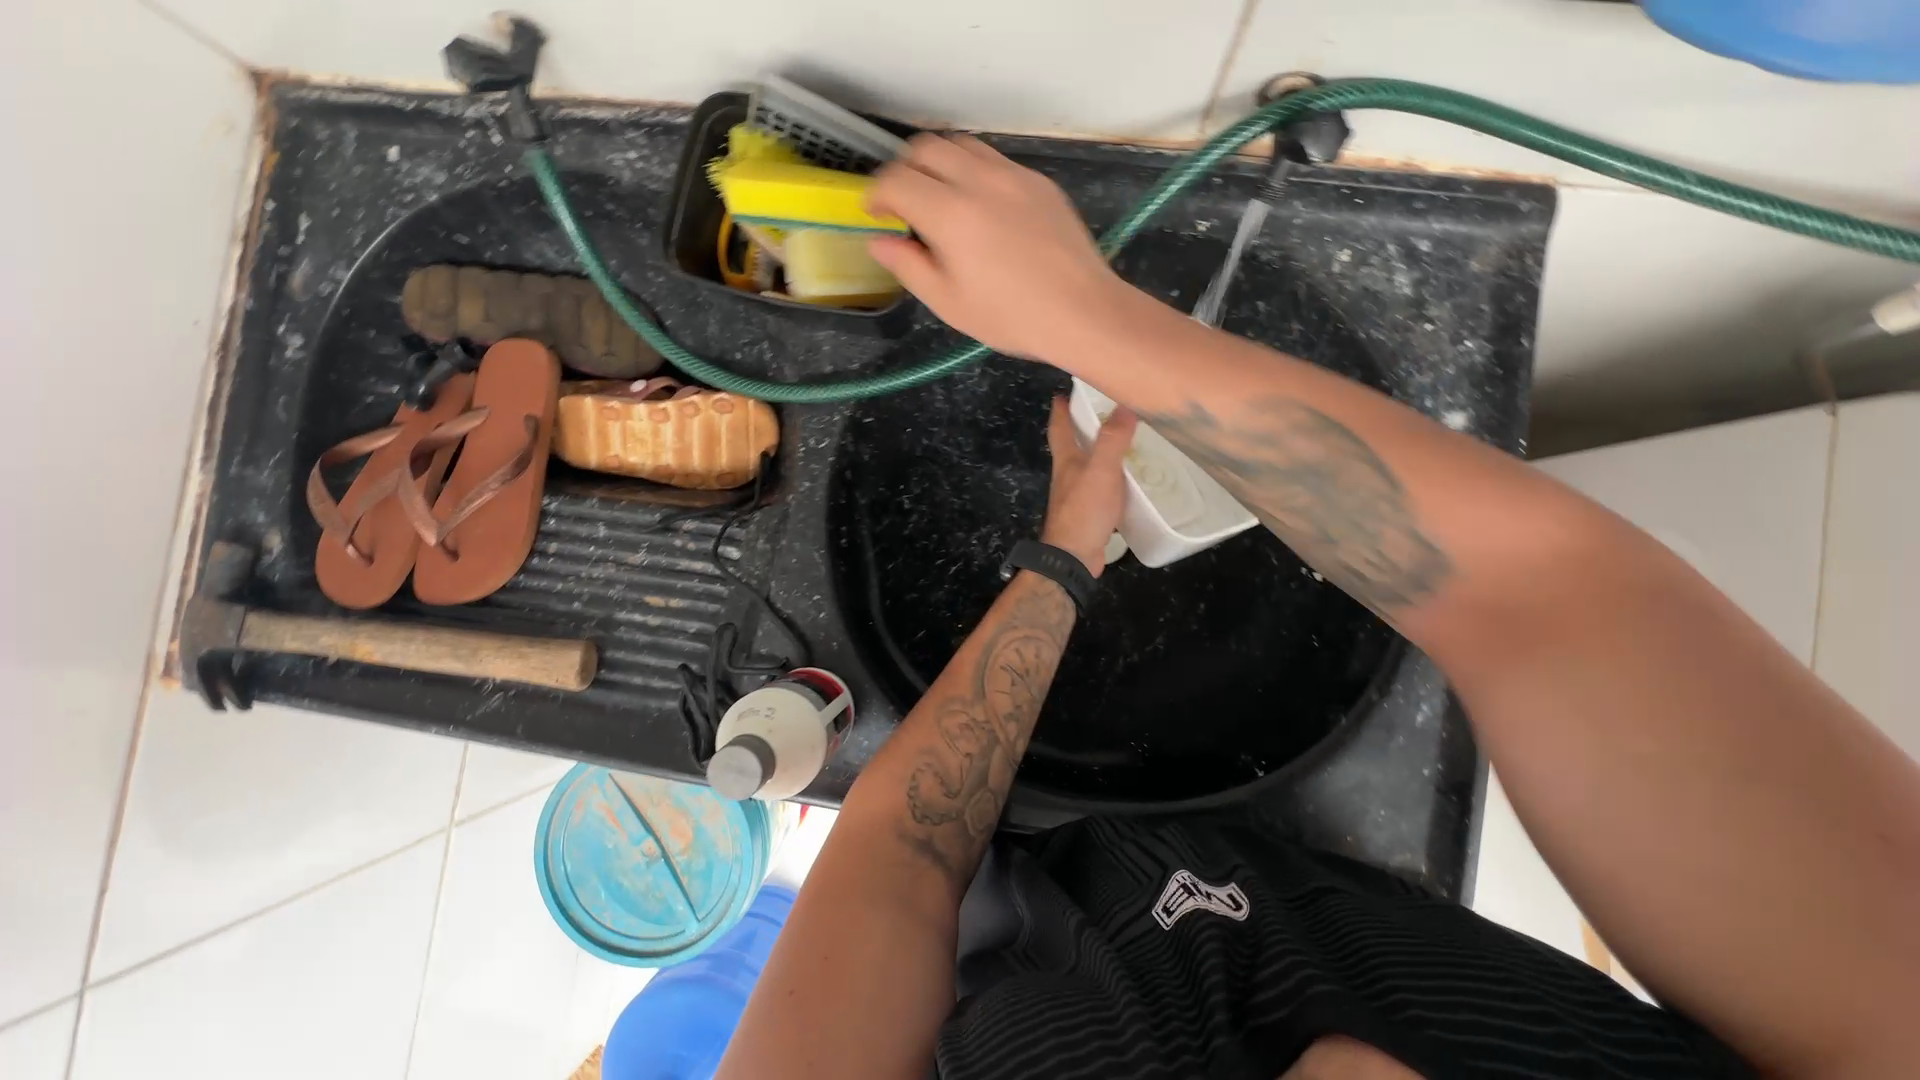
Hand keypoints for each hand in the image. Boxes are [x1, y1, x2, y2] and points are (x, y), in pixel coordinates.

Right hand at [866, 134, 1130, 360]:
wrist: (1082, 312)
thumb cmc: (1011, 317)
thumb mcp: (949, 303)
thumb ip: (908, 265)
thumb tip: (879, 241)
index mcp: (950, 213)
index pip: (896, 180)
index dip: (877, 194)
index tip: (875, 213)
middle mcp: (979, 181)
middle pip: (926, 148)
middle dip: (904, 169)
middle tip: (903, 200)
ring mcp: (1013, 175)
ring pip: (962, 144)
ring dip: (939, 162)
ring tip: (939, 195)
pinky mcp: (1038, 181)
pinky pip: (995, 159)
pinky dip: (973, 169)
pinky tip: (980, 204)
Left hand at [1039, 397, 1136, 577]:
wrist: (1073, 558)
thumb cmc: (1084, 510)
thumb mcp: (1101, 470)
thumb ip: (1113, 439)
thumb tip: (1126, 403)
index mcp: (1066, 460)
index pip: (1060, 427)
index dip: (1061, 408)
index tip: (1064, 392)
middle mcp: (1067, 475)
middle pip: (1072, 445)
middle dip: (1082, 427)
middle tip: (1102, 411)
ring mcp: (1076, 496)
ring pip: (1087, 467)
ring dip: (1100, 454)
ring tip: (1122, 443)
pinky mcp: (1088, 514)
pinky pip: (1101, 489)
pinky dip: (1112, 480)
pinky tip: (1127, 482)